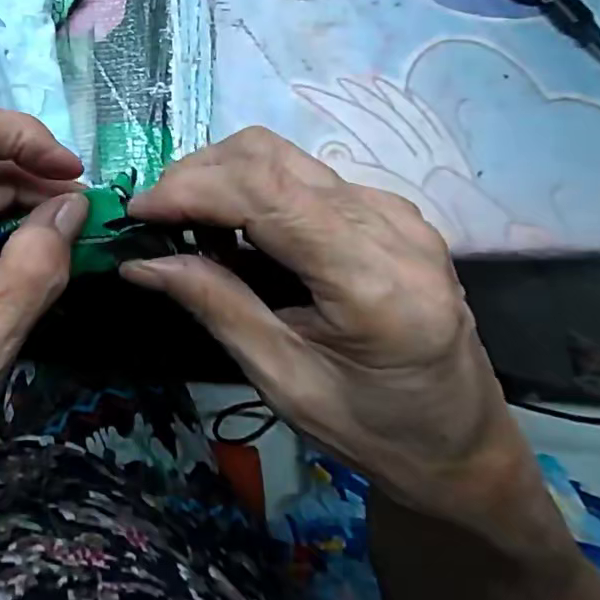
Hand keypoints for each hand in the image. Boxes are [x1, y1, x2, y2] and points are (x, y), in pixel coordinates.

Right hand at [119, 127, 532, 528]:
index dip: (189, 189)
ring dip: (215, 176)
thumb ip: (213, 305)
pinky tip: (232, 229)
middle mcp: (390, 226)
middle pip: (266, 156)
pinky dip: (244, 187)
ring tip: (187, 224)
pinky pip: (295, 172)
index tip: (135, 213)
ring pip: (276, 153)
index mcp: (373, 281)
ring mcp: (391, 210)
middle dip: (193, 176)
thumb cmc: (374, 430)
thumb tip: (139, 262)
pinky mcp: (383, 209)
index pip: (265, 193)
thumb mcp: (281, 380)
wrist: (463, 446)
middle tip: (155, 221)